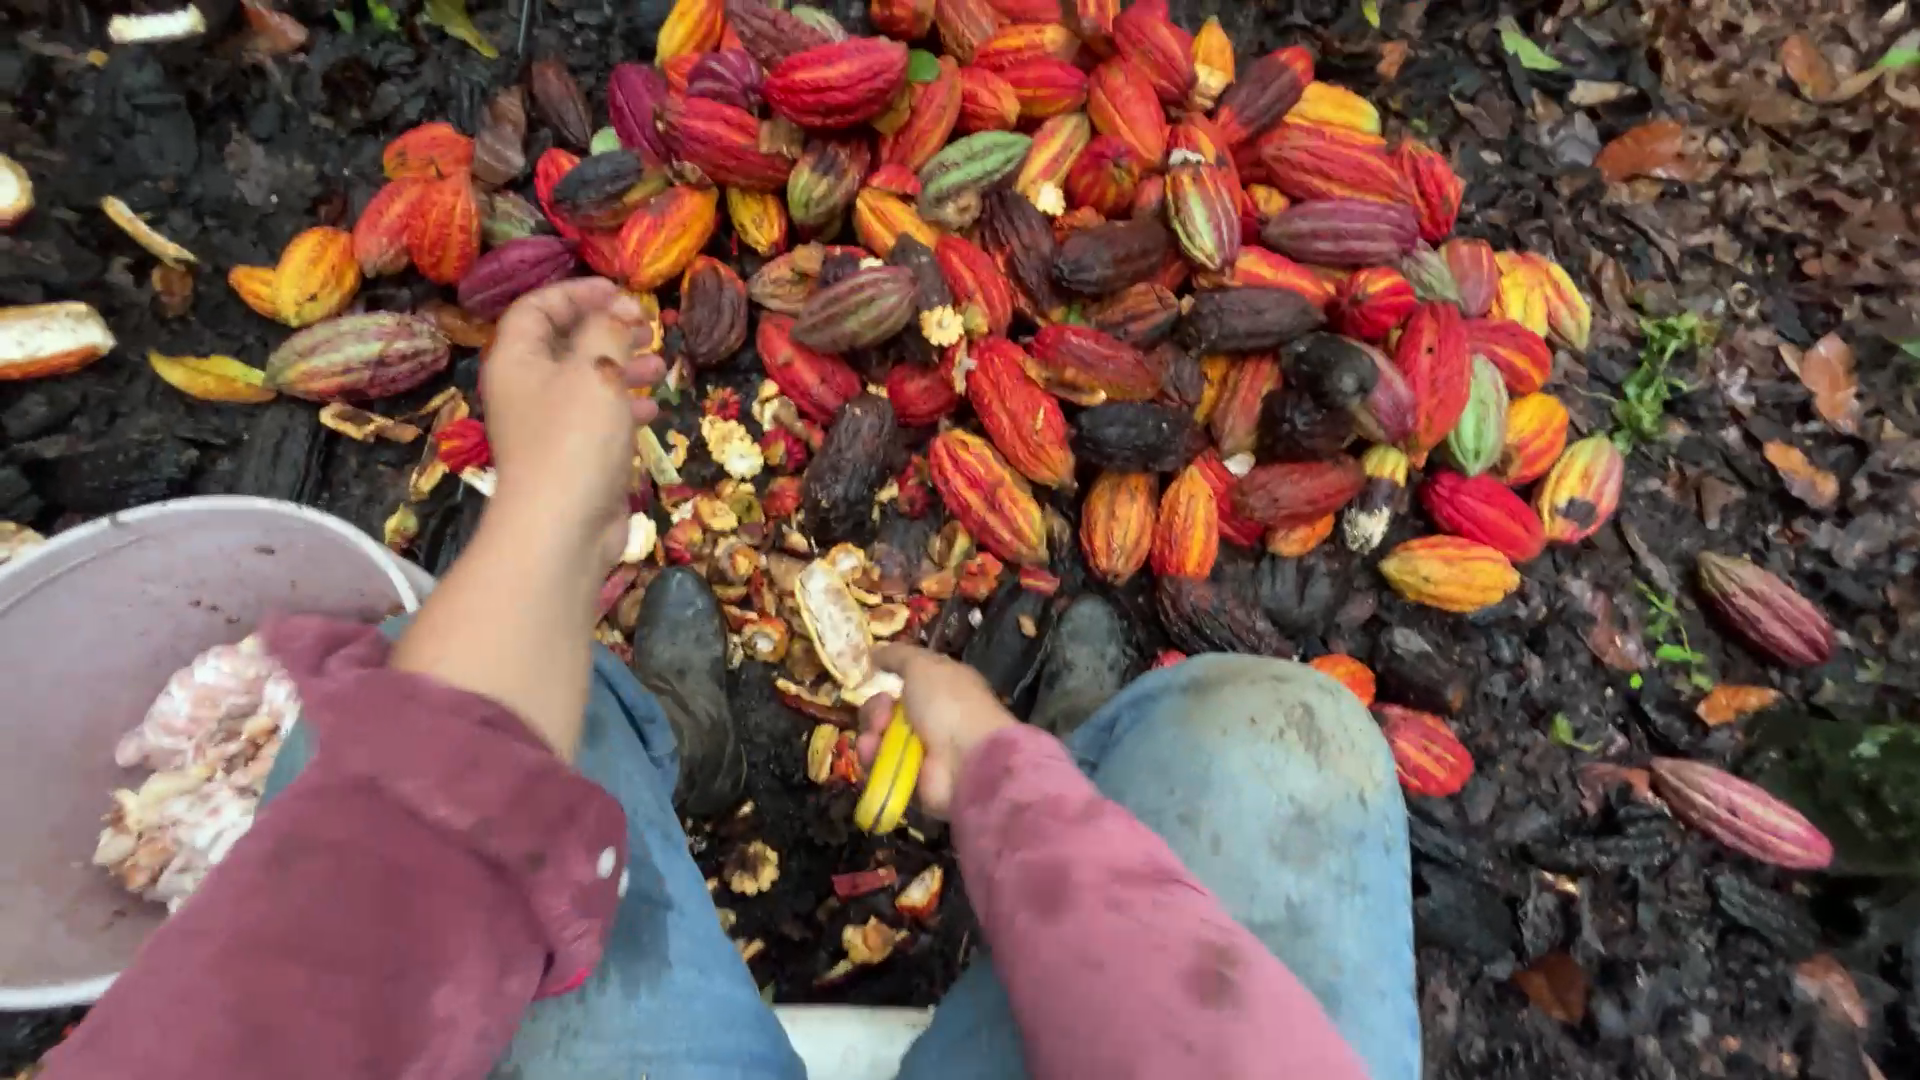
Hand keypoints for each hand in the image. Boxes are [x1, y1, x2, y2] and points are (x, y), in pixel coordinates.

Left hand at [479, 277, 663, 567]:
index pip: (539, 308)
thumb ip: (607, 332)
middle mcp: (528, 388)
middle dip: (607, 330)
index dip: (577, 292)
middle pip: (565, 343)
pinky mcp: (574, 455)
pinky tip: (652, 408)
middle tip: (646, 328)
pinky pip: (599, 417)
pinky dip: (625, 406)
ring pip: (587, 381)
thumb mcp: (594, 371)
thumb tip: (619, 311)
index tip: (621, 293)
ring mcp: (550, 425)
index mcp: (517, 360)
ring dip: (623, 367)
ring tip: (660, 365)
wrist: (563, 523)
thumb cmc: (574, 439)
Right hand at [856, 645, 1016, 819]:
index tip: (873, 677)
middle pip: (885, 711)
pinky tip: (874, 754)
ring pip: (877, 738)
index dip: (888, 680)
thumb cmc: (948, 703)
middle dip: (875, 711)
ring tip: (877, 737)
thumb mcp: (923, 665)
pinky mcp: (909, 780)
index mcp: (941, 687)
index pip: (907, 681)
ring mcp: (920, 751)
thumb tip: (874, 650)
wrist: (966, 759)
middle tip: (883, 717)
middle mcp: (932, 718)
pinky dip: (873, 759)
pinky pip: (879, 766)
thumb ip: (897, 655)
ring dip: (871, 734)